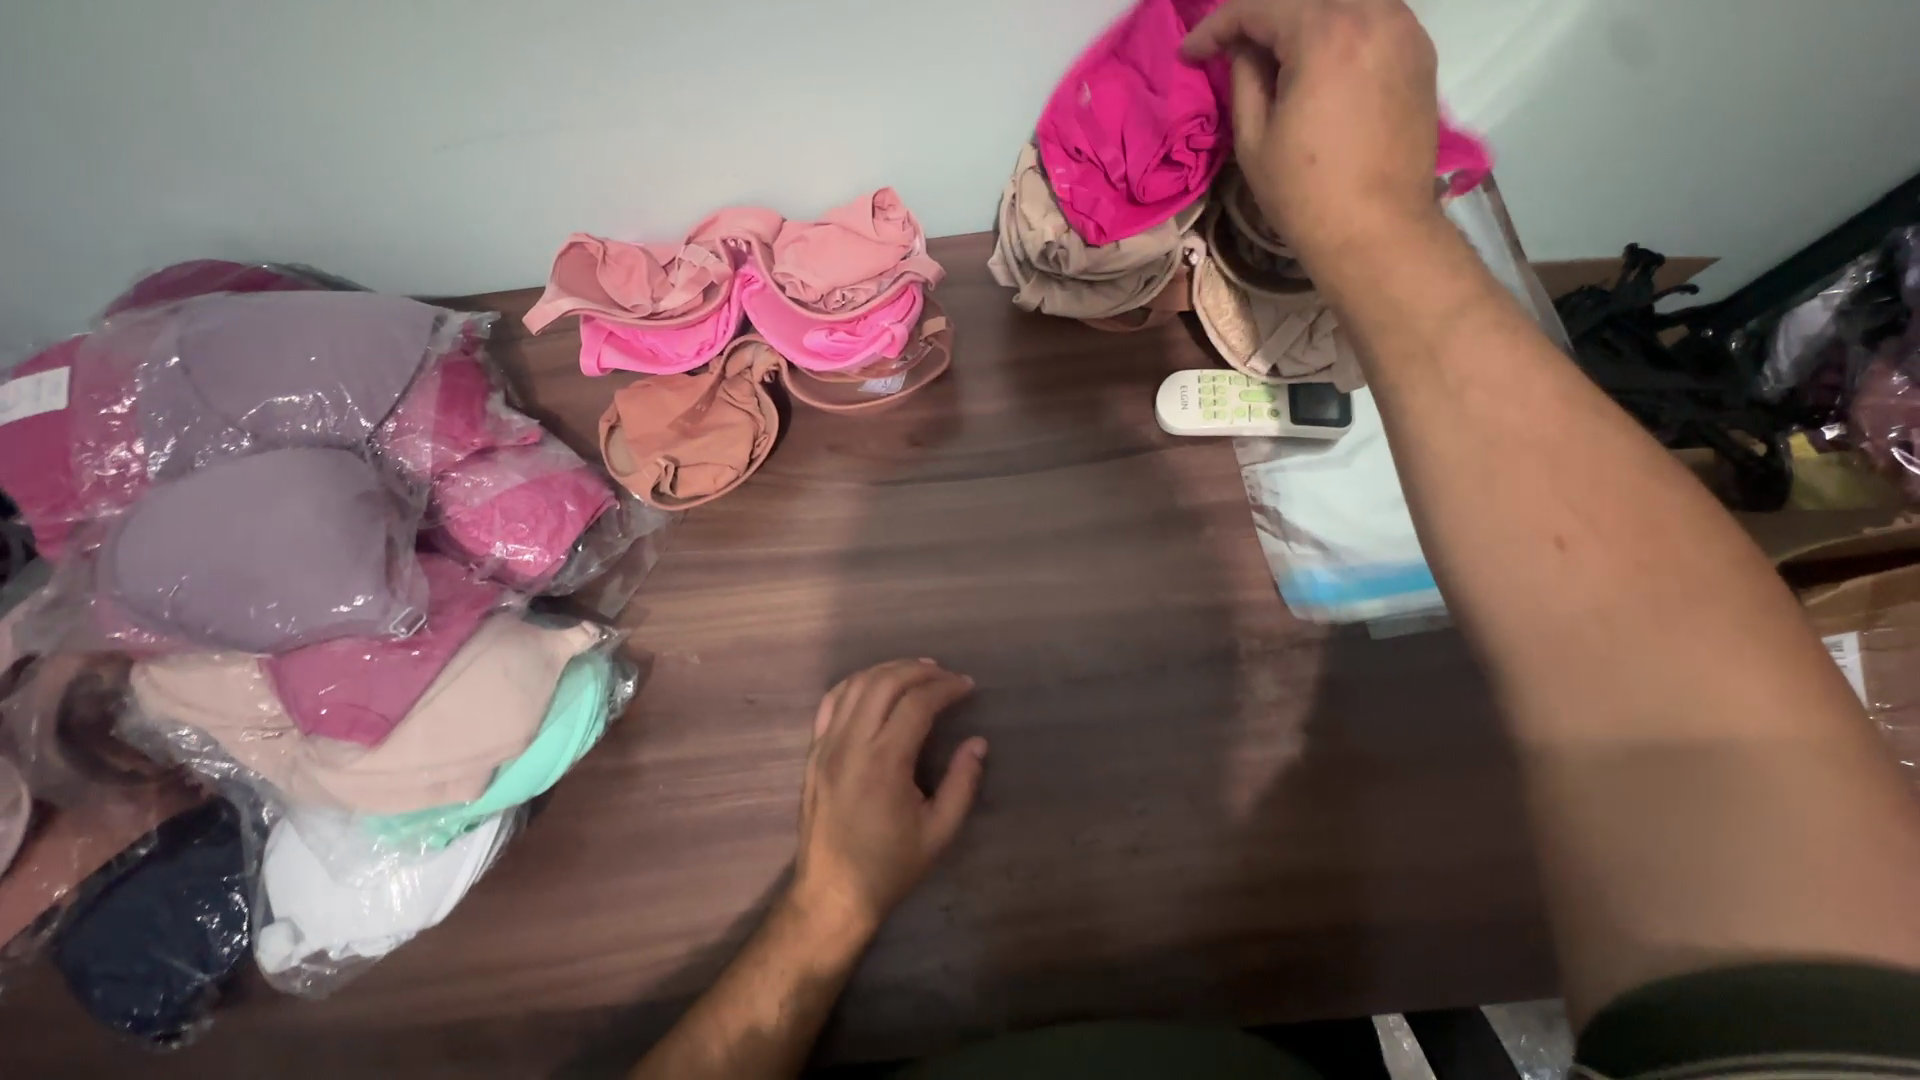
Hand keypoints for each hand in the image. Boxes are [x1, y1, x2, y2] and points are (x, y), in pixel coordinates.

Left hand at [790, 659, 987, 942]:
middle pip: (885, 683)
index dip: (946, 688)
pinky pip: (831, 702)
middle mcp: (851, 745)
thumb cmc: (889, 866)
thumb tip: (977, 743)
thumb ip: (962, 783)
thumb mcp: (939, 833)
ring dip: (889, 670)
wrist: (831, 894)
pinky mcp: (813, 752)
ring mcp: (826, 745)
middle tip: (946, 676)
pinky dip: (856, 683)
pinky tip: (877, 685)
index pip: (917, 704)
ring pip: (856, 685)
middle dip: (919, 670)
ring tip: (918, 673)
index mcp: (884, 764)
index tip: (968, 686)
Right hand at [1184, 0, 1442, 264]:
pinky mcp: (1421, 53)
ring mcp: (1405, 30)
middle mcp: (1374, 13)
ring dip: (1304, 18)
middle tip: (1231, 47)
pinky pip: (1374, 18)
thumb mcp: (1254, 138)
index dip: (1217, 26)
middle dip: (1262, 17)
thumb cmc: (1304, 193)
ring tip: (1275, 53)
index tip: (1190, 53)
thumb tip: (1243, 47)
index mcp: (1325, 34)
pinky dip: (1341, 28)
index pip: (1261, 7)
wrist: (1377, 229)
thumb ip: (1244, 77)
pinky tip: (1319, 60)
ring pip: (1344, 2)